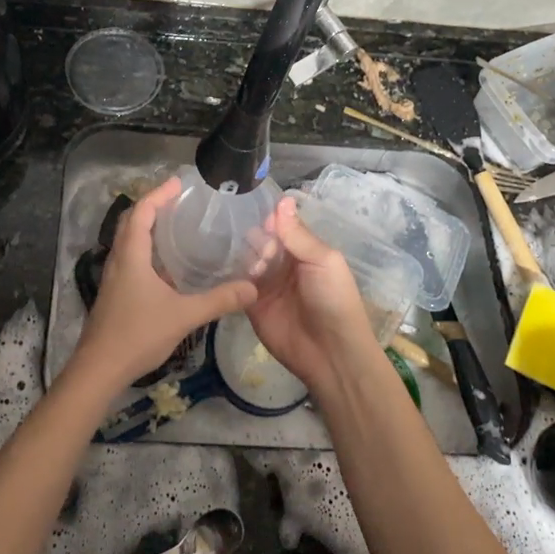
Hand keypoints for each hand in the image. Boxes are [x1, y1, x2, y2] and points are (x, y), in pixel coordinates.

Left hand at [67, 178, 258, 389]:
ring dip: (147, 227)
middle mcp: (119, 260)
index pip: (141, 211)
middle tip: (177, 200)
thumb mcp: (183, 316)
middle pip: (131, 221)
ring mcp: (113, 277)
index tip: (178, 182)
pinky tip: (166, 266)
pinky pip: (130, 258)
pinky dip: (146, 249)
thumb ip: (218, 300)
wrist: (99, 368)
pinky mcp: (114, 293)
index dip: (158, 194)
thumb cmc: (137, 334)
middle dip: (151, 206)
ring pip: (128, 241)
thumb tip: (252, 287)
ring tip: (175, 226)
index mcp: (131, 255)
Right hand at [245, 197, 379, 393]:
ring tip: (245, 261)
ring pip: (245, 258)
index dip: (267, 216)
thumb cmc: (334, 301)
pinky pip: (235, 283)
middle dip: (254, 236)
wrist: (331, 354)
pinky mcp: (250, 304)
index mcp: (303, 249)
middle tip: (257, 248)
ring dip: (243, 255)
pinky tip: (219, 266)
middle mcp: (282, 262)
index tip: (252, 208)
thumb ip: (299, 234)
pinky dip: (229, 275)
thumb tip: (283, 199)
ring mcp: (265, 283)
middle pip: (259, 239)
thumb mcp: (323, 261)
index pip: (279, 224)